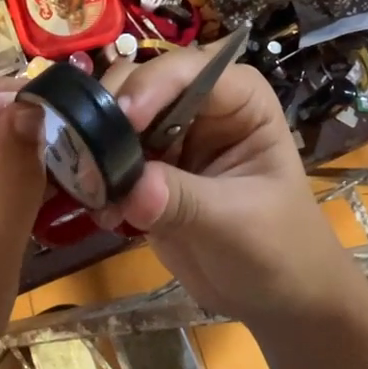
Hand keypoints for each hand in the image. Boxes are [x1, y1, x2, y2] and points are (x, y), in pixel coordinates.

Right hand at [97, 44, 367, 368]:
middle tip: (88, 145)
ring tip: (89, 178)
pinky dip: (96, 170)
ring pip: (118, 110)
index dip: (154, 86)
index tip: (124, 119)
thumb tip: (131, 189)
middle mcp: (199, 102)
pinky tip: (97, 203)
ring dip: (96, 138)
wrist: (276, 298)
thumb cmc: (279, 248)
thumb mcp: (238, 222)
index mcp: (238, 96)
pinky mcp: (147, 163)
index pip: (191, 70)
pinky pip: (110, 151)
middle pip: (145, 81)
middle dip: (115, 108)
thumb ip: (184, 200)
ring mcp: (169, 131)